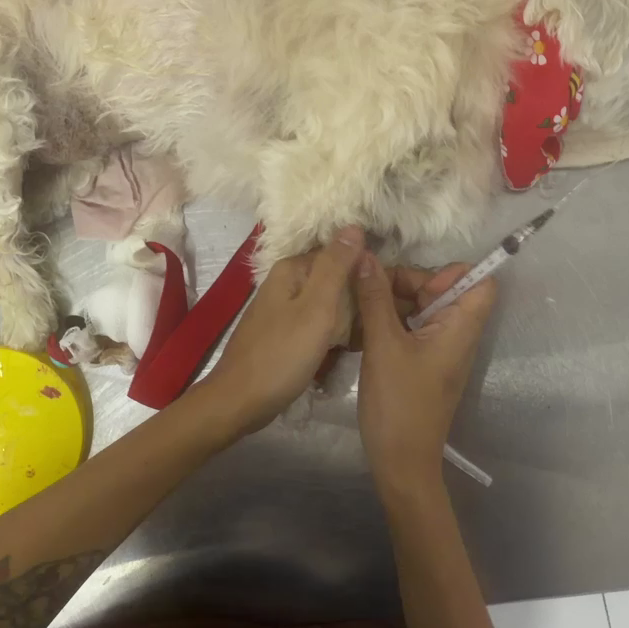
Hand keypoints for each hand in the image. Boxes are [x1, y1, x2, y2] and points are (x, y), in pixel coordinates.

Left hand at [186, 226, 365, 439]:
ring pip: (326, 305)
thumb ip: (336, 267)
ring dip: (347, 318)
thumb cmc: (282, 355)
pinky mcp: (282, 335)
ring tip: (369, 334)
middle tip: (382, 318)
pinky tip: (346, 350)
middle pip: (332, 280)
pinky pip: (315, 326)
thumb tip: (354, 225)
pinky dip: (331, 335)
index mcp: (290, 270)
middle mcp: (284, 284)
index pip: (338, 254)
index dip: (364, 270)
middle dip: (357, 297)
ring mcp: (281, 311)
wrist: (240, 402)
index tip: (388, 291)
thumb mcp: (317, 308)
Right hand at [352, 255, 497, 495]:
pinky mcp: (423, 361)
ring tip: (358, 304)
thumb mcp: (383, 345)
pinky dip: (390, 319)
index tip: (412, 281)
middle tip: (369, 288)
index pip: (479, 280)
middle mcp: (457, 333)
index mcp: (461, 326)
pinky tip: (362, 325)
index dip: (449, 271)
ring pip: (423, 307)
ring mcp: (440, 349)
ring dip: (393, 300)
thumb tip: (365, 256)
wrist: (401, 462)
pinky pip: (412, 326)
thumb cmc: (399, 403)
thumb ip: (375, 297)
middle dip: (408, 281)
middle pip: (443, 288)